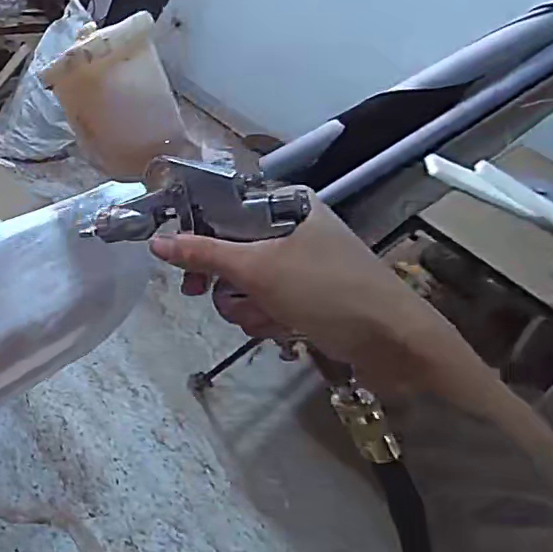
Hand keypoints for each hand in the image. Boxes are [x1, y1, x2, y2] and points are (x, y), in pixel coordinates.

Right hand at [148, 198, 499, 404]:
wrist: (396, 345)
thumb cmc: (328, 292)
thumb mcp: (258, 270)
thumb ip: (203, 254)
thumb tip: (156, 242)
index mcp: (287, 206)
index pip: (224, 207)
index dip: (196, 232)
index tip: (179, 259)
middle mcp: (291, 230)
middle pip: (228, 248)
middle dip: (220, 279)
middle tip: (200, 293)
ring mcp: (298, 265)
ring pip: (242, 282)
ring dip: (243, 305)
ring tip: (263, 317)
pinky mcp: (304, 297)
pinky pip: (262, 302)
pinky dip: (263, 318)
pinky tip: (280, 329)